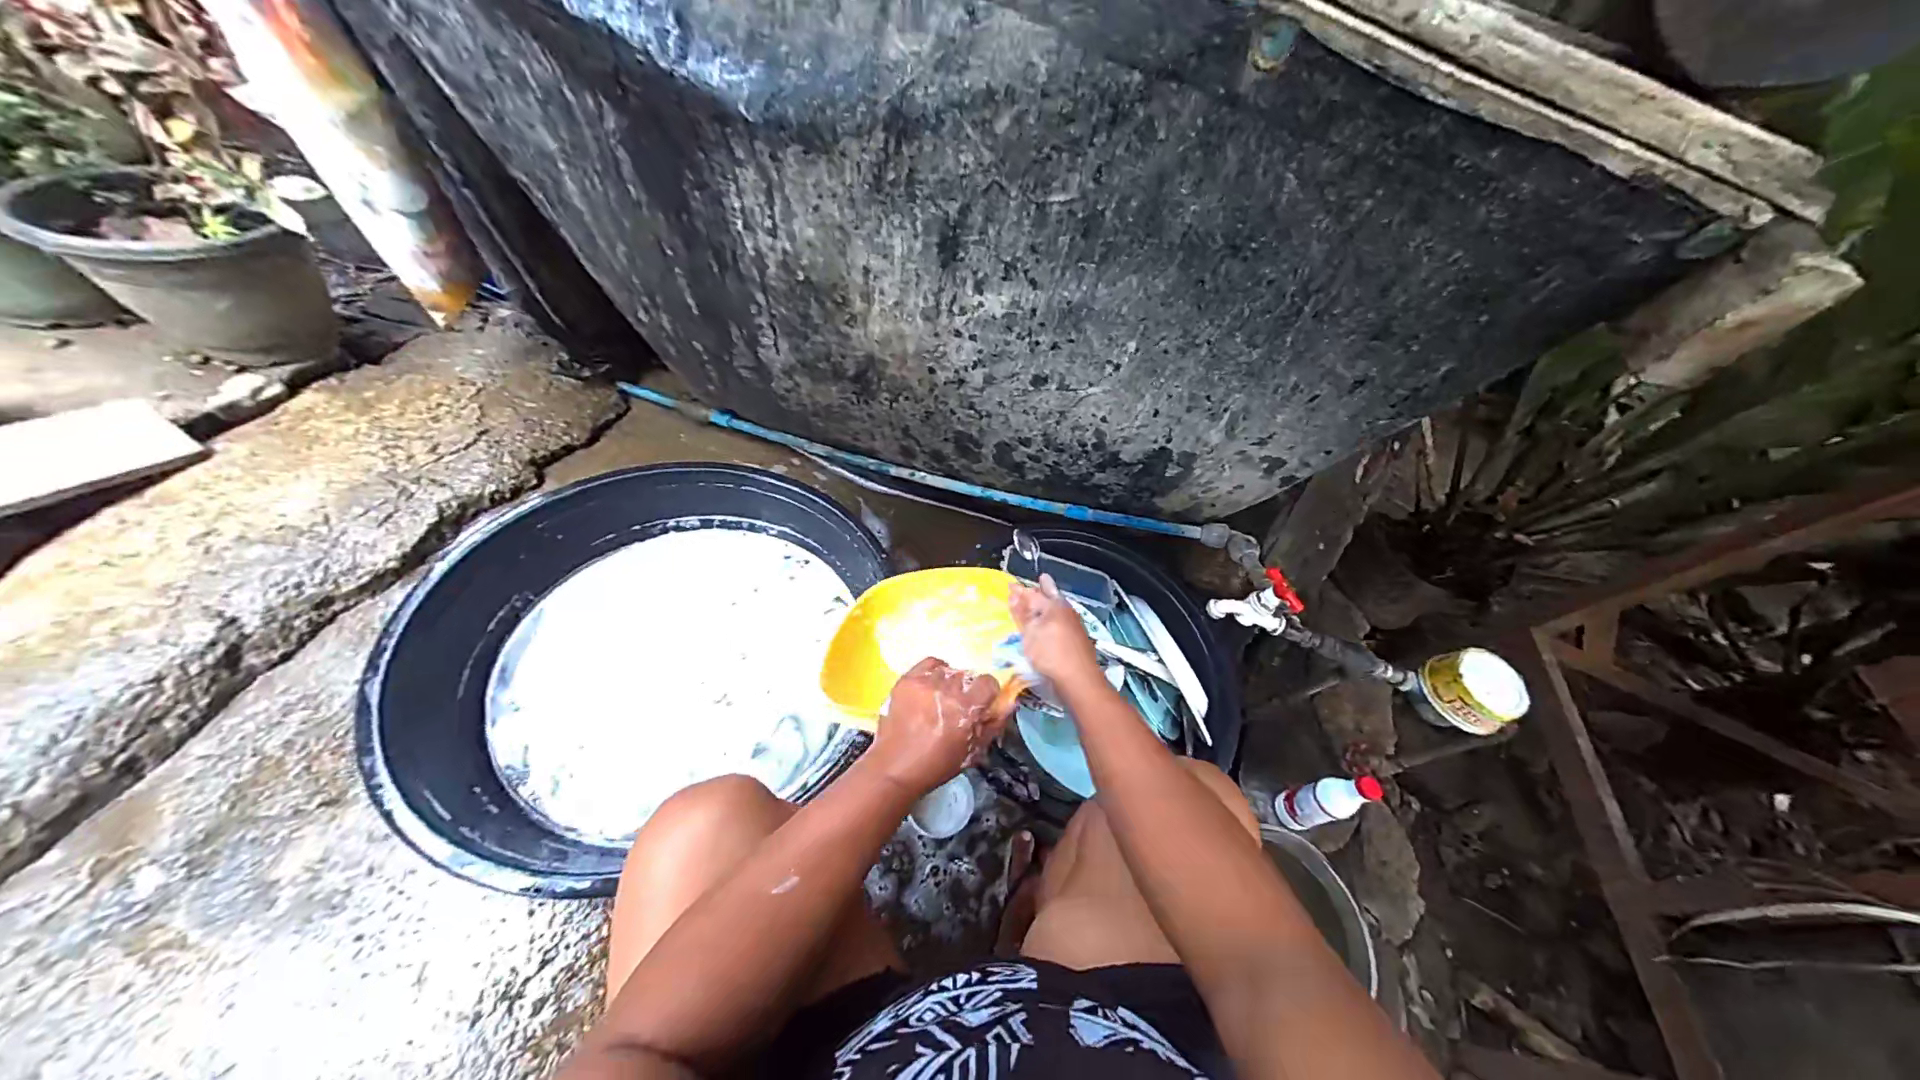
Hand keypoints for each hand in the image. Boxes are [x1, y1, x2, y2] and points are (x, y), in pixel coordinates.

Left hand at [865, 658, 1005, 795]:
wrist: (895, 767)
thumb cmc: (937, 765)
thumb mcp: (973, 751)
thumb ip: (993, 725)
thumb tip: (1008, 704)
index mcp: (967, 706)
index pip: (988, 682)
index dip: (987, 693)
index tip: (980, 705)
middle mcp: (947, 688)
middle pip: (968, 676)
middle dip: (967, 690)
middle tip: (958, 707)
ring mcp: (925, 681)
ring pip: (949, 670)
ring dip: (949, 682)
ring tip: (940, 698)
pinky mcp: (907, 679)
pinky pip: (929, 663)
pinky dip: (934, 672)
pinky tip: (930, 686)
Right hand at [1009, 574, 1100, 689]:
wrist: (1079, 679)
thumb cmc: (1050, 654)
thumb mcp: (1030, 633)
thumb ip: (1022, 614)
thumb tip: (1015, 595)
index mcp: (1053, 605)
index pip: (1032, 593)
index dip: (1020, 590)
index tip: (1010, 586)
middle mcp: (1065, 610)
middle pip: (1051, 595)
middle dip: (1044, 588)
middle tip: (1040, 580)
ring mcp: (1073, 624)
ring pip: (1058, 607)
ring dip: (1049, 602)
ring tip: (1042, 599)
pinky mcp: (1076, 638)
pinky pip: (1061, 620)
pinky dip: (1053, 617)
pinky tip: (1050, 623)